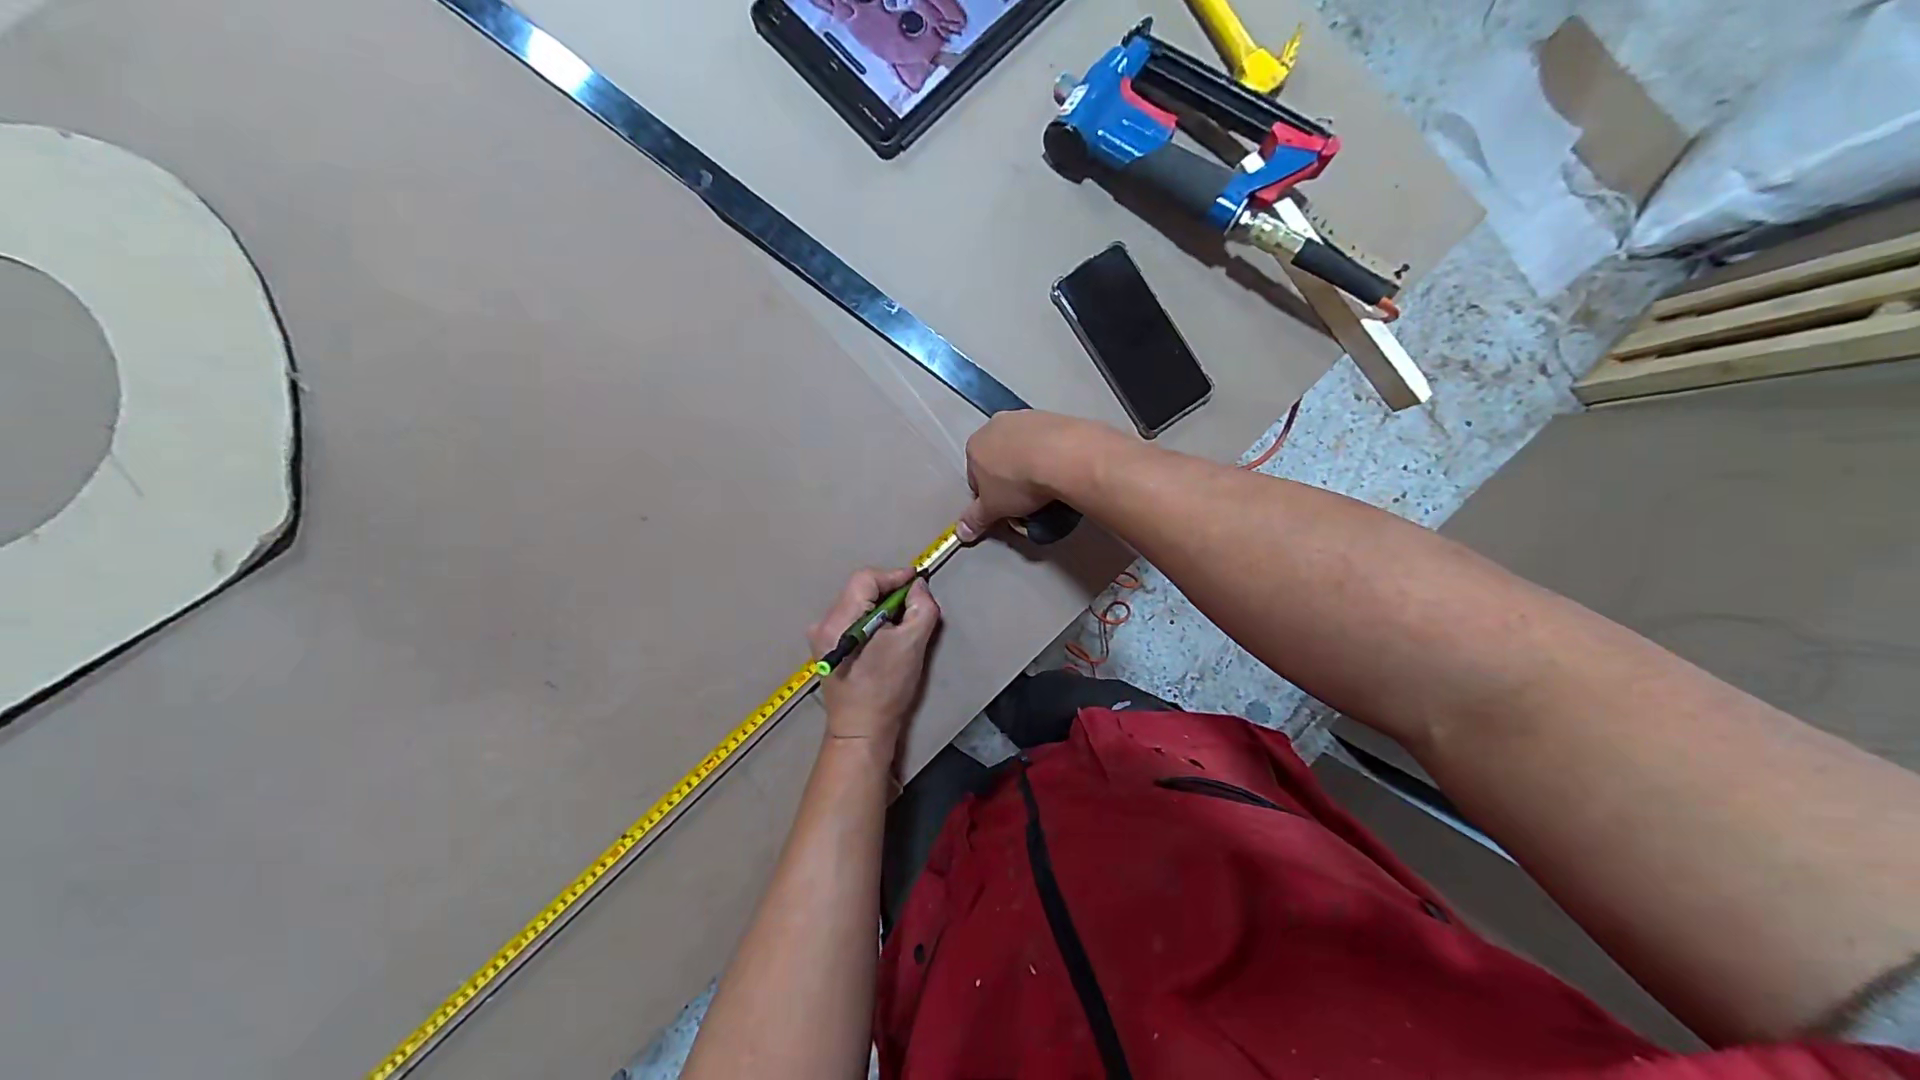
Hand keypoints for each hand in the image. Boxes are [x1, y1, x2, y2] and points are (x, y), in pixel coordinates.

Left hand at [807, 568, 940, 744]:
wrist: (861, 730)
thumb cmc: (886, 689)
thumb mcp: (913, 644)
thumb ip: (921, 608)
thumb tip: (918, 586)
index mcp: (839, 620)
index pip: (866, 579)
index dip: (894, 576)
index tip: (916, 582)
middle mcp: (824, 623)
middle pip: (860, 590)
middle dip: (889, 593)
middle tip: (913, 604)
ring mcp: (821, 637)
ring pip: (856, 604)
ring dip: (880, 607)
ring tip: (901, 624)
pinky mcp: (826, 647)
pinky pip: (851, 620)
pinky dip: (871, 620)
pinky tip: (886, 637)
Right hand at [956, 411, 1113, 542]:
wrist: (1061, 456)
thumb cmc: (1018, 482)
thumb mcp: (993, 508)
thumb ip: (975, 519)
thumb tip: (962, 532)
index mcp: (975, 446)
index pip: (974, 476)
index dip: (988, 495)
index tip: (1003, 506)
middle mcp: (995, 425)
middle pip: (997, 457)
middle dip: (1007, 475)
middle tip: (1022, 495)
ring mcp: (1023, 417)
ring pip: (1021, 446)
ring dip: (1027, 461)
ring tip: (1042, 482)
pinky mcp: (1050, 416)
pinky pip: (1044, 439)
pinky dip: (1048, 451)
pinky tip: (1057, 466)